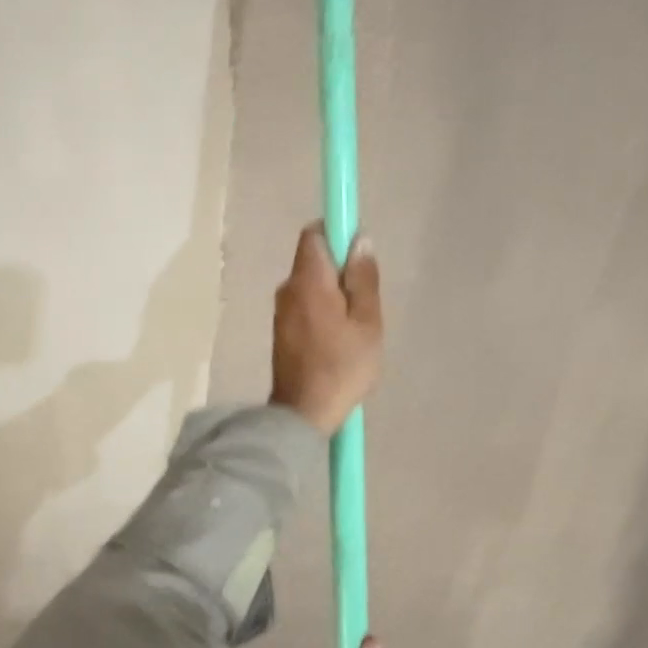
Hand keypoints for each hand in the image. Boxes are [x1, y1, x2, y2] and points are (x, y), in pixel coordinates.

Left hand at [271, 222, 382, 434]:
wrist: (302, 414)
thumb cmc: (342, 367)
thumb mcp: (367, 323)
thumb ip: (363, 278)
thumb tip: (360, 239)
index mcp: (308, 280)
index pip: (314, 234)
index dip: (336, 232)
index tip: (357, 251)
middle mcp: (287, 289)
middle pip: (313, 260)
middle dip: (339, 269)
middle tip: (364, 300)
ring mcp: (280, 311)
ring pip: (310, 285)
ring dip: (332, 294)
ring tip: (354, 327)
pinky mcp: (281, 331)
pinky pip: (304, 305)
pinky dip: (322, 311)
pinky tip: (338, 340)